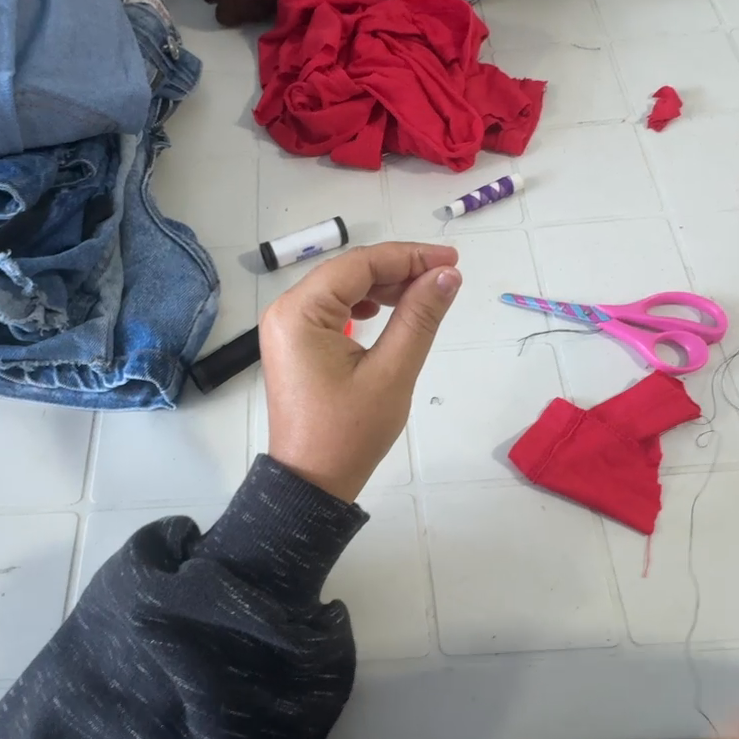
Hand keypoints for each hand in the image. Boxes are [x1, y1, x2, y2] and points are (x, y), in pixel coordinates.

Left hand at [261, 241, 460, 500]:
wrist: (312, 482)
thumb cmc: (349, 432)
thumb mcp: (392, 372)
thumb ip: (419, 317)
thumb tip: (447, 275)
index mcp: (300, 312)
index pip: (359, 264)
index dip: (409, 257)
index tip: (452, 260)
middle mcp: (286, 312)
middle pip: (348, 272)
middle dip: (398, 270)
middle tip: (445, 278)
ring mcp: (287, 329)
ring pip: (341, 289)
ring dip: (383, 288)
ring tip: (424, 296)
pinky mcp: (295, 345)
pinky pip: (332, 311)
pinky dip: (363, 307)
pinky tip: (387, 313)